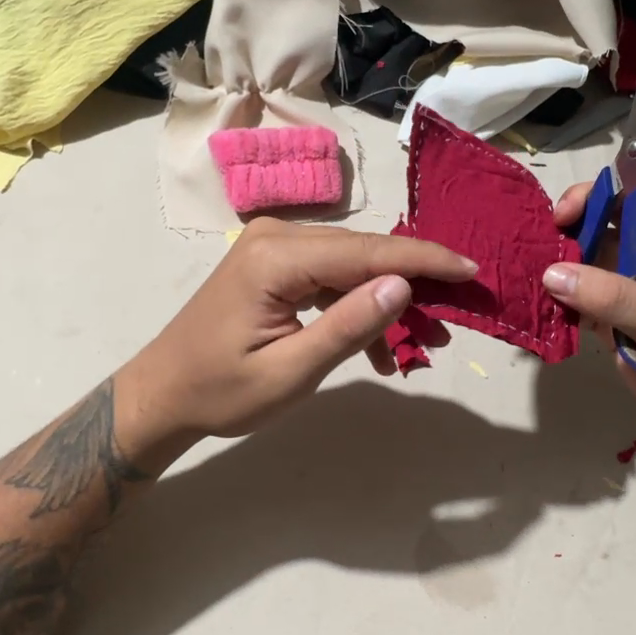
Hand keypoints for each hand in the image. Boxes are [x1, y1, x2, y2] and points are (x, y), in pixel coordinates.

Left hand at [119, 218, 476, 442]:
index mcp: (276, 258)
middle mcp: (277, 238)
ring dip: (388, 301)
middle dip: (413, 284)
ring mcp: (274, 249)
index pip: (368, 251)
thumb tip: (403, 285)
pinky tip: (380, 348)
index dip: (424, 260)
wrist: (163, 396)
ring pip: (352, 265)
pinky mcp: (275, 266)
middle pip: (364, 253)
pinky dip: (357, 308)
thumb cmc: (220, 392)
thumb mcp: (290, 372)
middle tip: (454, 321)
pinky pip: (330, 278)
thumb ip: (348, 326)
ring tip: (426, 343)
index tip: (472, 271)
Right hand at [542, 185, 635, 451]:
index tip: (560, 217)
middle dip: (564, 237)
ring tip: (523, 280)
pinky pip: (581, 303)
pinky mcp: (616, 324)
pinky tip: (536, 309)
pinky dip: (559, 304)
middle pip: (598, 231)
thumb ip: (613, 297)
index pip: (628, 203)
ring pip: (585, 268)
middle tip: (530, 253)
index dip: (593, 199)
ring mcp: (631, 293)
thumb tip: (552, 273)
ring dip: (556, 273)